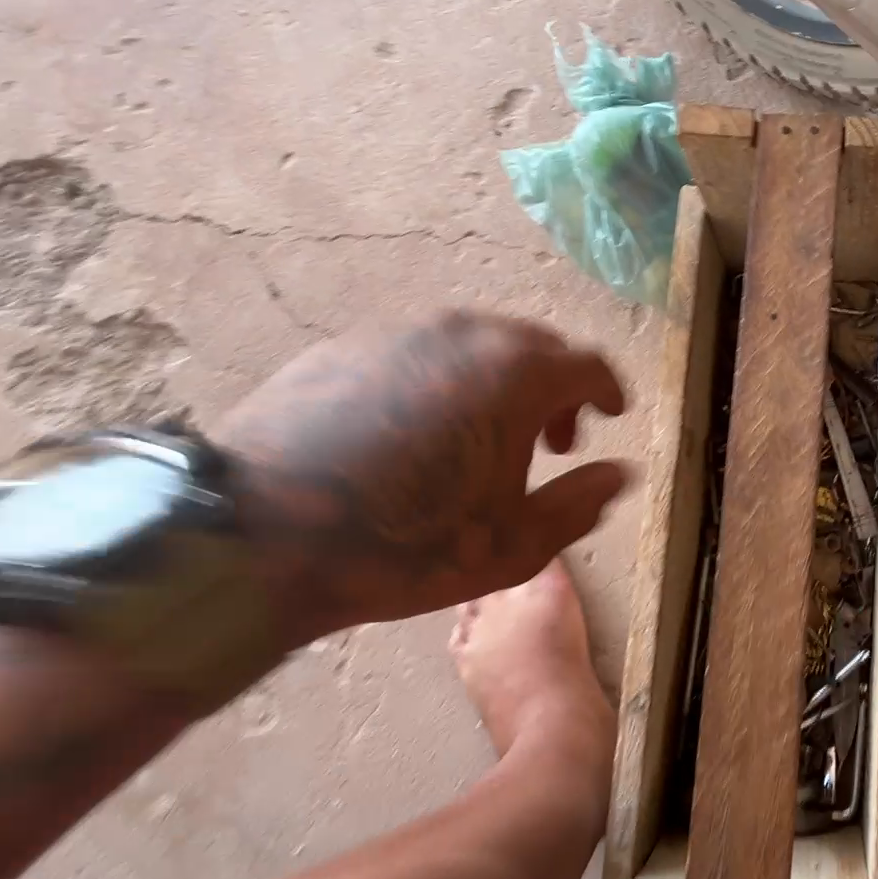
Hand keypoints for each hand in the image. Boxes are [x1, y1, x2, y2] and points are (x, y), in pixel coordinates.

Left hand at [213, 311, 629, 645]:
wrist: (256, 537)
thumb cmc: (406, 545)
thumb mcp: (516, 544)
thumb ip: (582, 502)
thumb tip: (621, 473)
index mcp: (518, 376)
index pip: (588, 366)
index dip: (608, 393)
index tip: (612, 416)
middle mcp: (466, 335)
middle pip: (535, 347)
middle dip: (557, 389)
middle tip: (552, 440)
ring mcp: (401, 333)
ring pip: (476, 345)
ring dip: (501, 382)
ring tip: (485, 437)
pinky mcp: (347, 347)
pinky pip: (420, 353)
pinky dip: (444, 382)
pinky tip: (419, 432)